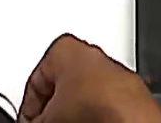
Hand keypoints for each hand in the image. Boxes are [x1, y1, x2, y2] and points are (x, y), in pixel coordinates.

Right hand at [19, 34, 160, 122]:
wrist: (130, 121)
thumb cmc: (94, 106)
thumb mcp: (48, 117)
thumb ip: (34, 118)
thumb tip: (30, 122)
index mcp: (65, 47)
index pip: (36, 80)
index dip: (29, 109)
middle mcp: (91, 54)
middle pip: (61, 87)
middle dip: (54, 110)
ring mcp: (113, 74)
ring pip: (84, 96)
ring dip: (76, 112)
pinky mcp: (131, 96)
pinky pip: (104, 105)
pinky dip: (97, 114)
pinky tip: (94, 122)